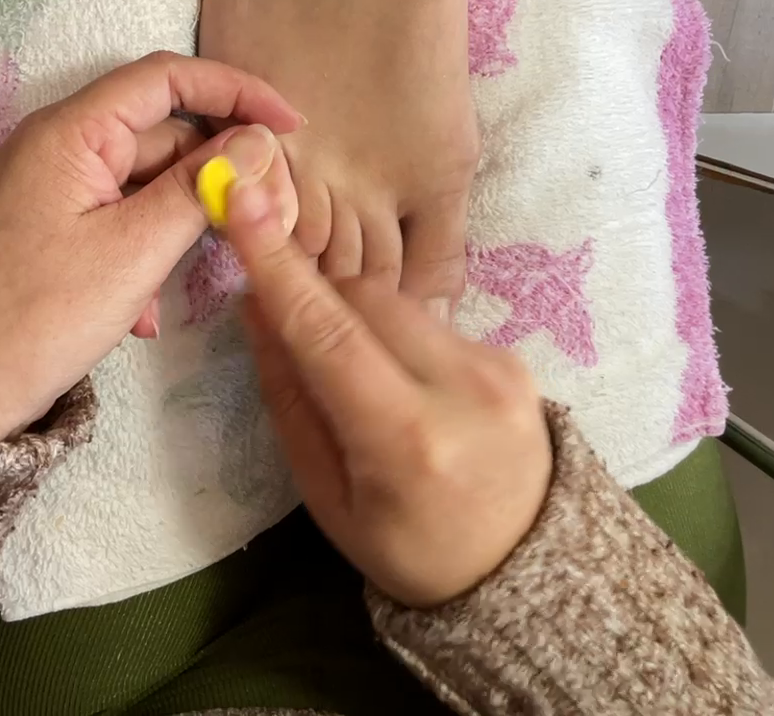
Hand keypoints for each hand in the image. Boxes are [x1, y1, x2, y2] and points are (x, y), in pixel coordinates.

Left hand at [0, 52, 301, 440]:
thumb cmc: (45, 315)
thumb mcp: (134, 250)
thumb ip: (200, 187)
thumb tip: (258, 141)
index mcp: (70, 131)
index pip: (165, 78)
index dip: (234, 89)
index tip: (290, 124)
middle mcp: (60, 144)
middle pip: (162, 132)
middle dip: (217, 170)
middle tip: (269, 212)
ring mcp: (57, 184)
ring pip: (147, 180)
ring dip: (183, 220)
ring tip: (205, 270)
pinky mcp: (58, 221)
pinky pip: (122, 214)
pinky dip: (148, 246)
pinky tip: (146, 310)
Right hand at [222, 168, 551, 607]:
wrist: (529, 574)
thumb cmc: (408, 548)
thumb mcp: (327, 496)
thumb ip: (289, 397)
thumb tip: (256, 307)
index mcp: (406, 440)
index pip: (327, 333)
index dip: (278, 265)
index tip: (244, 199)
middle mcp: (462, 388)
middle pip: (362, 297)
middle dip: (319, 301)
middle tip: (303, 342)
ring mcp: (498, 366)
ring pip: (395, 299)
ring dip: (359, 319)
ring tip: (368, 381)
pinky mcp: (514, 355)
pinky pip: (430, 317)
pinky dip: (399, 336)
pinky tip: (412, 386)